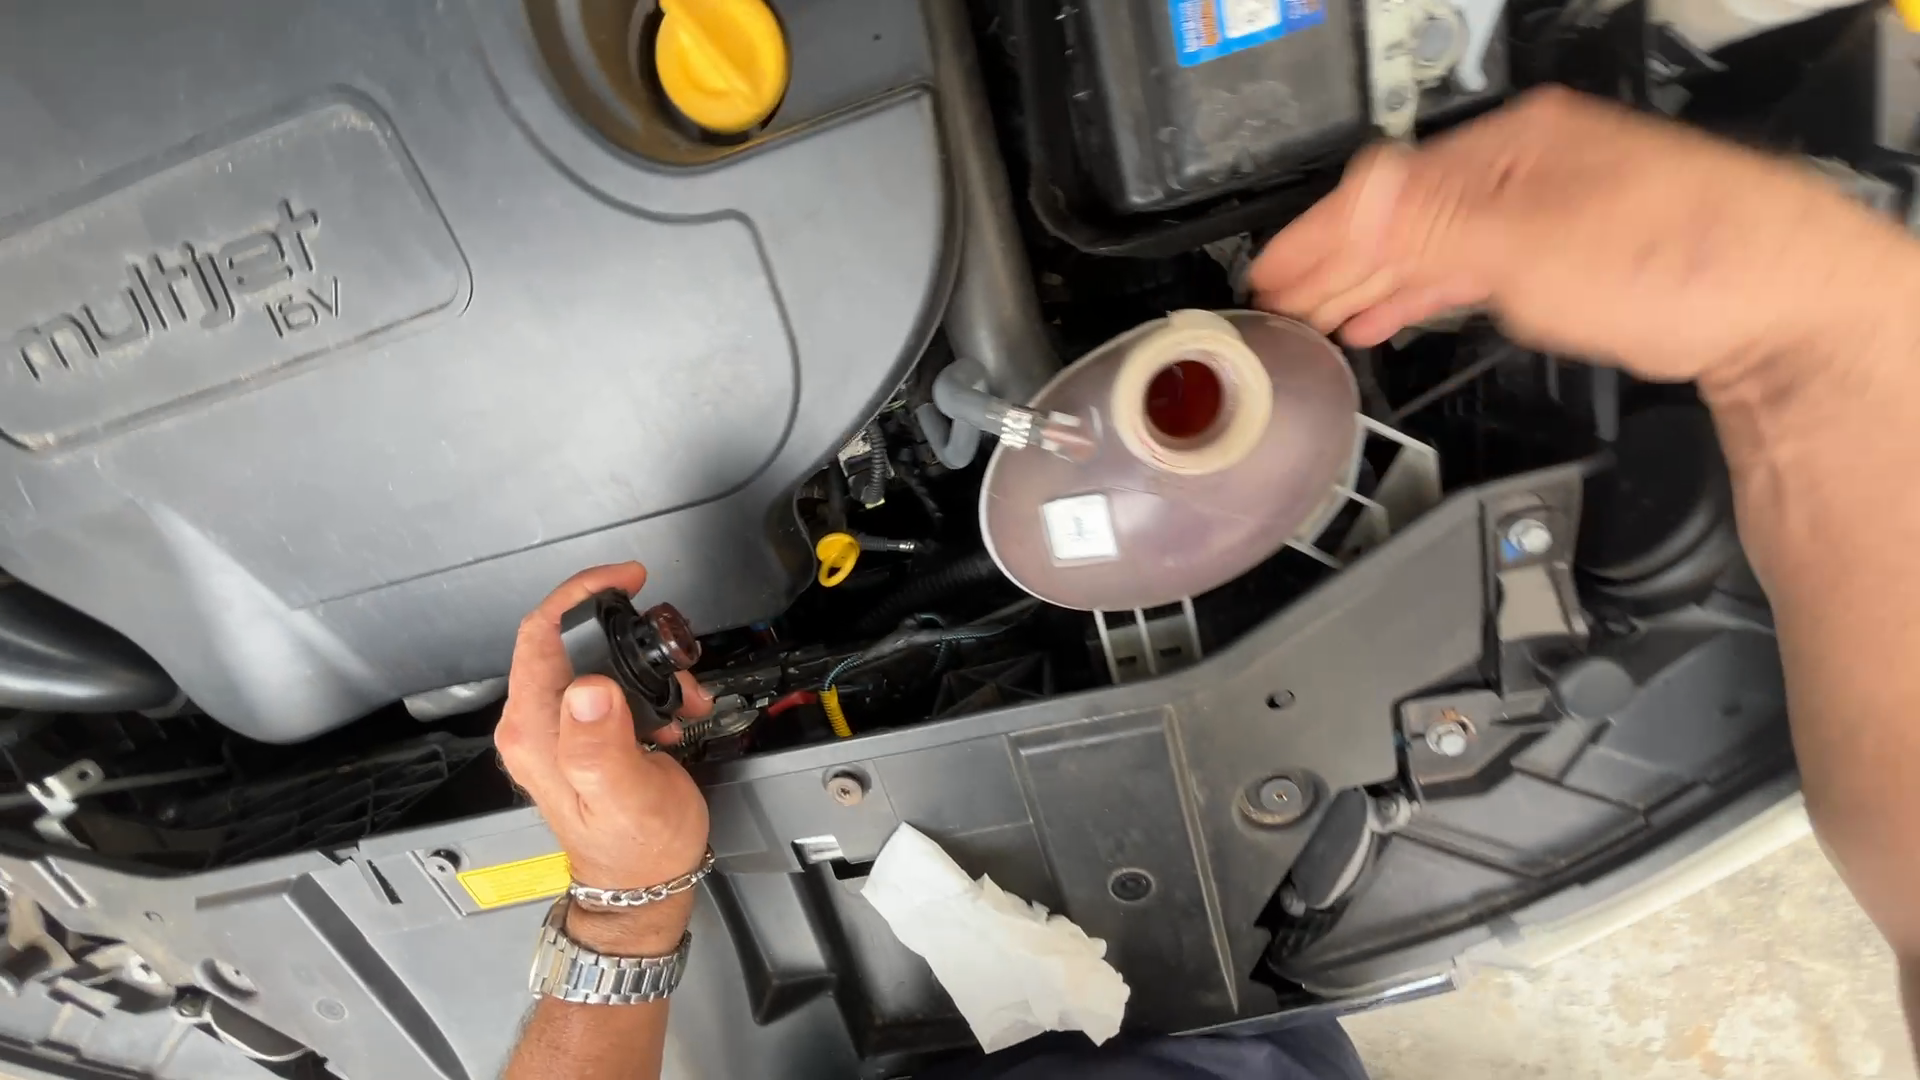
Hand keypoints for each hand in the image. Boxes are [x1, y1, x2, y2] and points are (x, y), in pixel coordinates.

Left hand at [495, 562, 714, 953]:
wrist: (643, 880)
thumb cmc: (638, 843)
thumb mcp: (626, 793)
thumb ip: (600, 743)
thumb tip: (589, 687)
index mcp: (537, 728)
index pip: (541, 632)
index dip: (582, 593)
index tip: (629, 579)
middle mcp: (537, 722)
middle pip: (568, 639)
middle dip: (628, 635)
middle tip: (673, 656)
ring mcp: (558, 728)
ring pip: (596, 659)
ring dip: (647, 667)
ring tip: (681, 697)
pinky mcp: (582, 734)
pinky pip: (611, 684)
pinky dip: (648, 687)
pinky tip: (671, 713)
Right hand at [1248, 87, 1918, 397]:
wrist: (1780, 310)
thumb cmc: (1685, 264)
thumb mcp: (1534, 246)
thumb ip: (1430, 226)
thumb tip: (1354, 194)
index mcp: (1508, 153)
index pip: (1378, 195)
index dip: (1314, 240)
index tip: (1269, 271)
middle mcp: (1513, 175)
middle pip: (1391, 223)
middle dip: (1326, 267)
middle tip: (1276, 299)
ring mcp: (1526, 216)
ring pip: (1416, 252)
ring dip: (1360, 287)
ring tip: (1313, 315)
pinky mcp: (1539, 256)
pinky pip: (1448, 274)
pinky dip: (1407, 298)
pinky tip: (1378, 318)